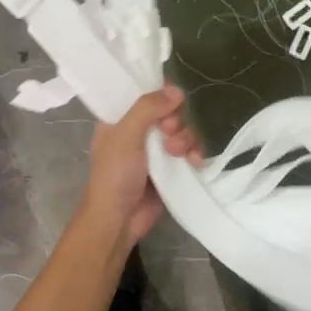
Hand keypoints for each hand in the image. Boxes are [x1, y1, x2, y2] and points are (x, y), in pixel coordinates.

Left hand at [80, 85, 202, 243]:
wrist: (118, 220)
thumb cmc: (114, 175)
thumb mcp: (125, 135)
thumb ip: (148, 108)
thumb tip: (177, 89)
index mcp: (120, 120)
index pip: (144, 95)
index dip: (161, 95)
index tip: (171, 102)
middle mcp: (139, 132)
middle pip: (170, 112)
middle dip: (176, 121)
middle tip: (170, 133)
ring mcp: (156, 152)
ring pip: (183, 132)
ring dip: (187, 139)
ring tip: (180, 154)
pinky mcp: (171, 170)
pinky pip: (190, 153)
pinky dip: (195, 155)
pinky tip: (196, 163)